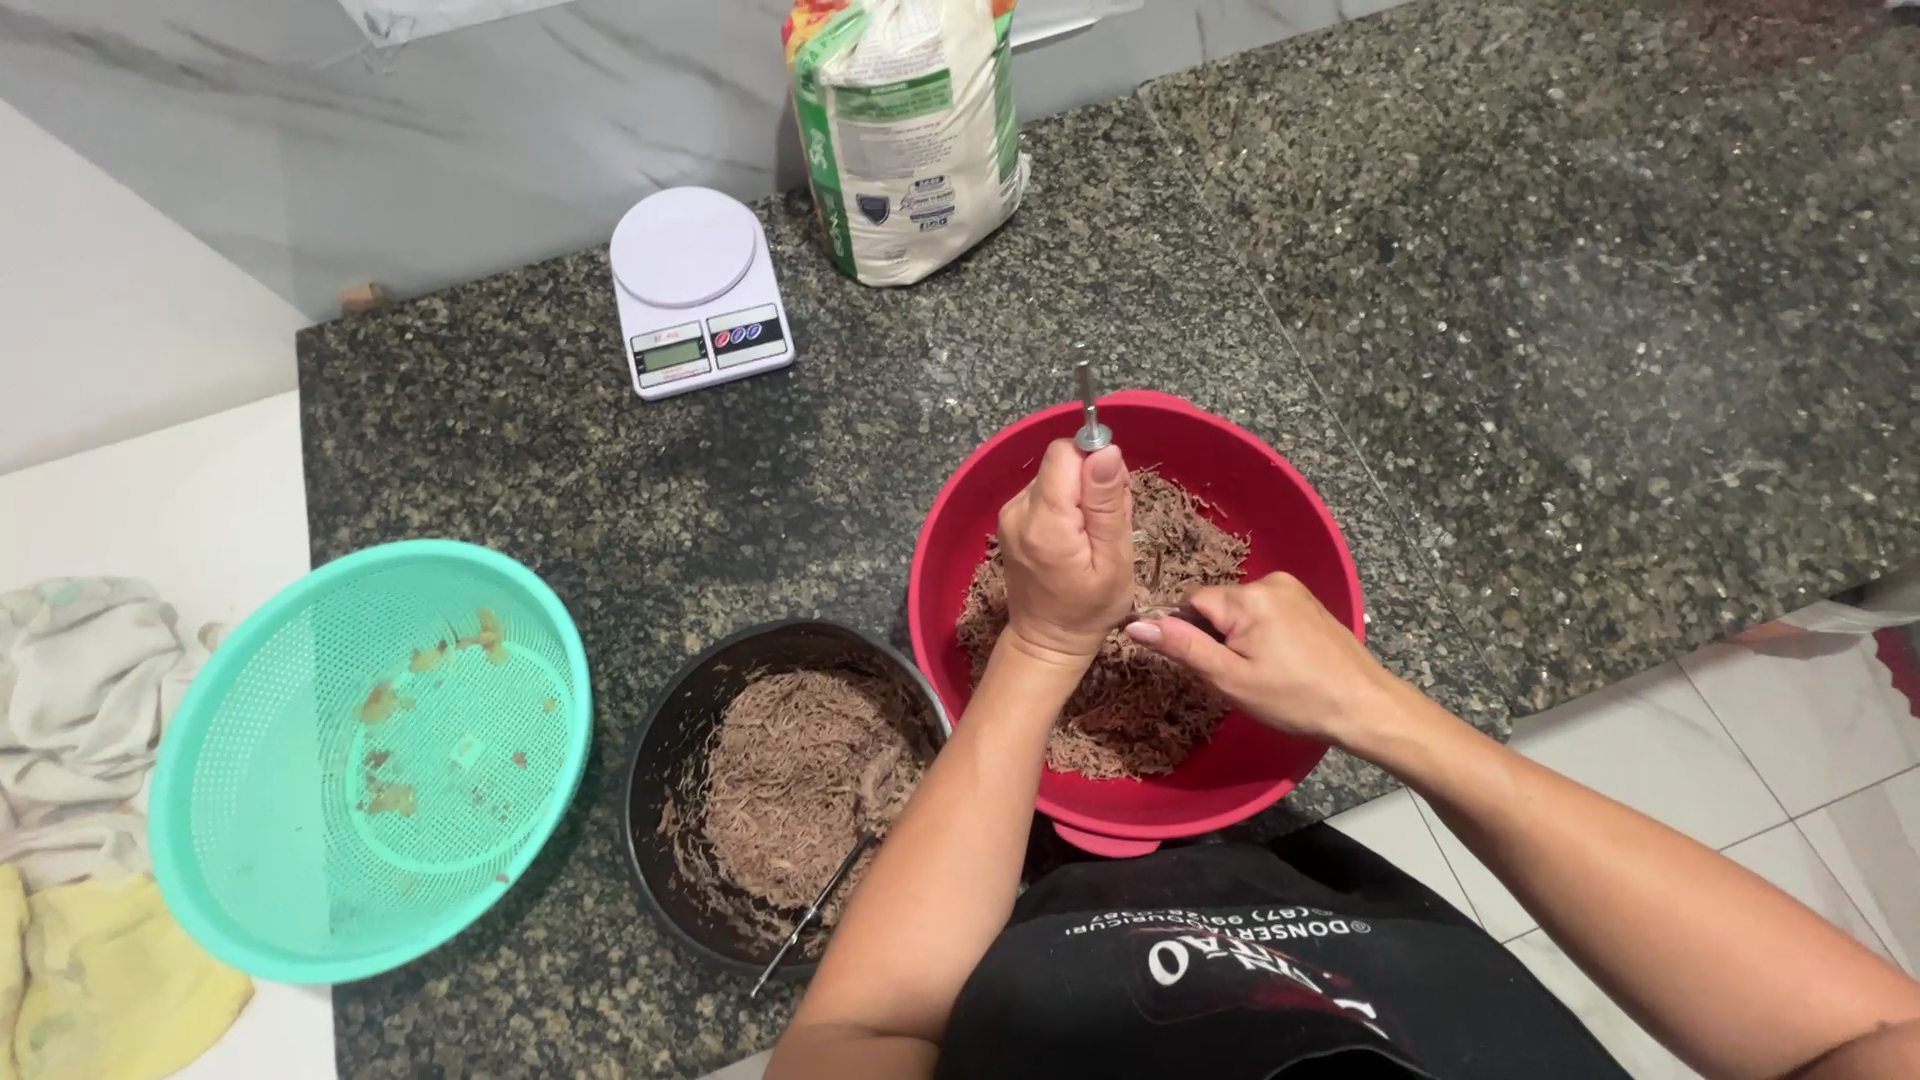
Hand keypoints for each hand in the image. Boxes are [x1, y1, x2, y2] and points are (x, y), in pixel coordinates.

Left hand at [996, 440, 1134, 666]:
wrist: (1046, 640)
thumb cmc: (1089, 608)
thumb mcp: (1114, 560)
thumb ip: (1107, 503)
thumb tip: (1106, 450)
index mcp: (1044, 521)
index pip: (1065, 453)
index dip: (1094, 461)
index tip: (1112, 494)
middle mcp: (1018, 510)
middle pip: (1060, 462)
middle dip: (1091, 482)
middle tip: (1107, 524)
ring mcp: (1010, 514)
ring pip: (1055, 476)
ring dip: (1080, 495)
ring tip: (1092, 536)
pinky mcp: (1010, 519)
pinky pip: (1045, 492)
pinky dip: (1066, 506)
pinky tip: (1075, 538)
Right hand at [1124, 572, 1398, 749]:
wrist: (1366, 707)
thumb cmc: (1295, 698)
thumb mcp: (1230, 678)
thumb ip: (1182, 646)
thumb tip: (1136, 623)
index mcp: (1248, 597)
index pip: (1192, 603)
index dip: (1191, 635)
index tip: (1210, 666)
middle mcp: (1269, 581)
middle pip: (1216, 605)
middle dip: (1217, 637)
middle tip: (1239, 675)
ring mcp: (1292, 588)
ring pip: (1239, 610)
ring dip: (1239, 636)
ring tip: (1264, 671)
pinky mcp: (1307, 600)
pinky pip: (1263, 610)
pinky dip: (1261, 633)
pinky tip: (1280, 661)